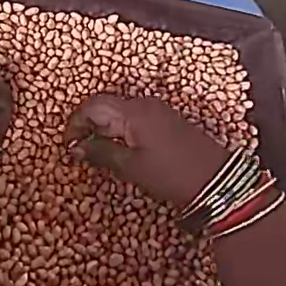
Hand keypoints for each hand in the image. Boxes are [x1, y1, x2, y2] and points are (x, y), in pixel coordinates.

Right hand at [66, 95, 229, 209]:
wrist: (218, 181)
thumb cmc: (172, 174)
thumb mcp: (131, 167)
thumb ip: (100, 152)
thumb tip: (75, 148)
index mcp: (133, 111)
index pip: (92, 105)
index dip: (75, 123)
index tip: (68, 144)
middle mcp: (144, 104)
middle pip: (105, 105)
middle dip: (87, 124)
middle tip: (79, 148)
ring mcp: (158, 111)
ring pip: (119, 111)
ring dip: (103, 127)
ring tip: (96, 151)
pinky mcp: (166, 121)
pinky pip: (134, 117)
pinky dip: (120, 129)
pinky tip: (119, 148)